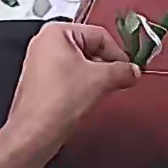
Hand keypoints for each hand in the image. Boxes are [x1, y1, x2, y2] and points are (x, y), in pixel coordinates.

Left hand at [3, 22, 139, 153]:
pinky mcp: (41, 82)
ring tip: (104, 90)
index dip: (117, 52)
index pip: (99, 35)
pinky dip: (83, 84)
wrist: (35, 134)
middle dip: (107, 66)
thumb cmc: (57, 101)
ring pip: (80, 64)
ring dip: (96, 77)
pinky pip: (69, 76)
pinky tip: (89, 97)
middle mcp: (45, 44)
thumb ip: (122, 70)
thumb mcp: (101, 79)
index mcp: (56, 32)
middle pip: (89, 48)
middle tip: (120, 79)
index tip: (128, 67)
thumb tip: (132, 70)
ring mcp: (40, 63)